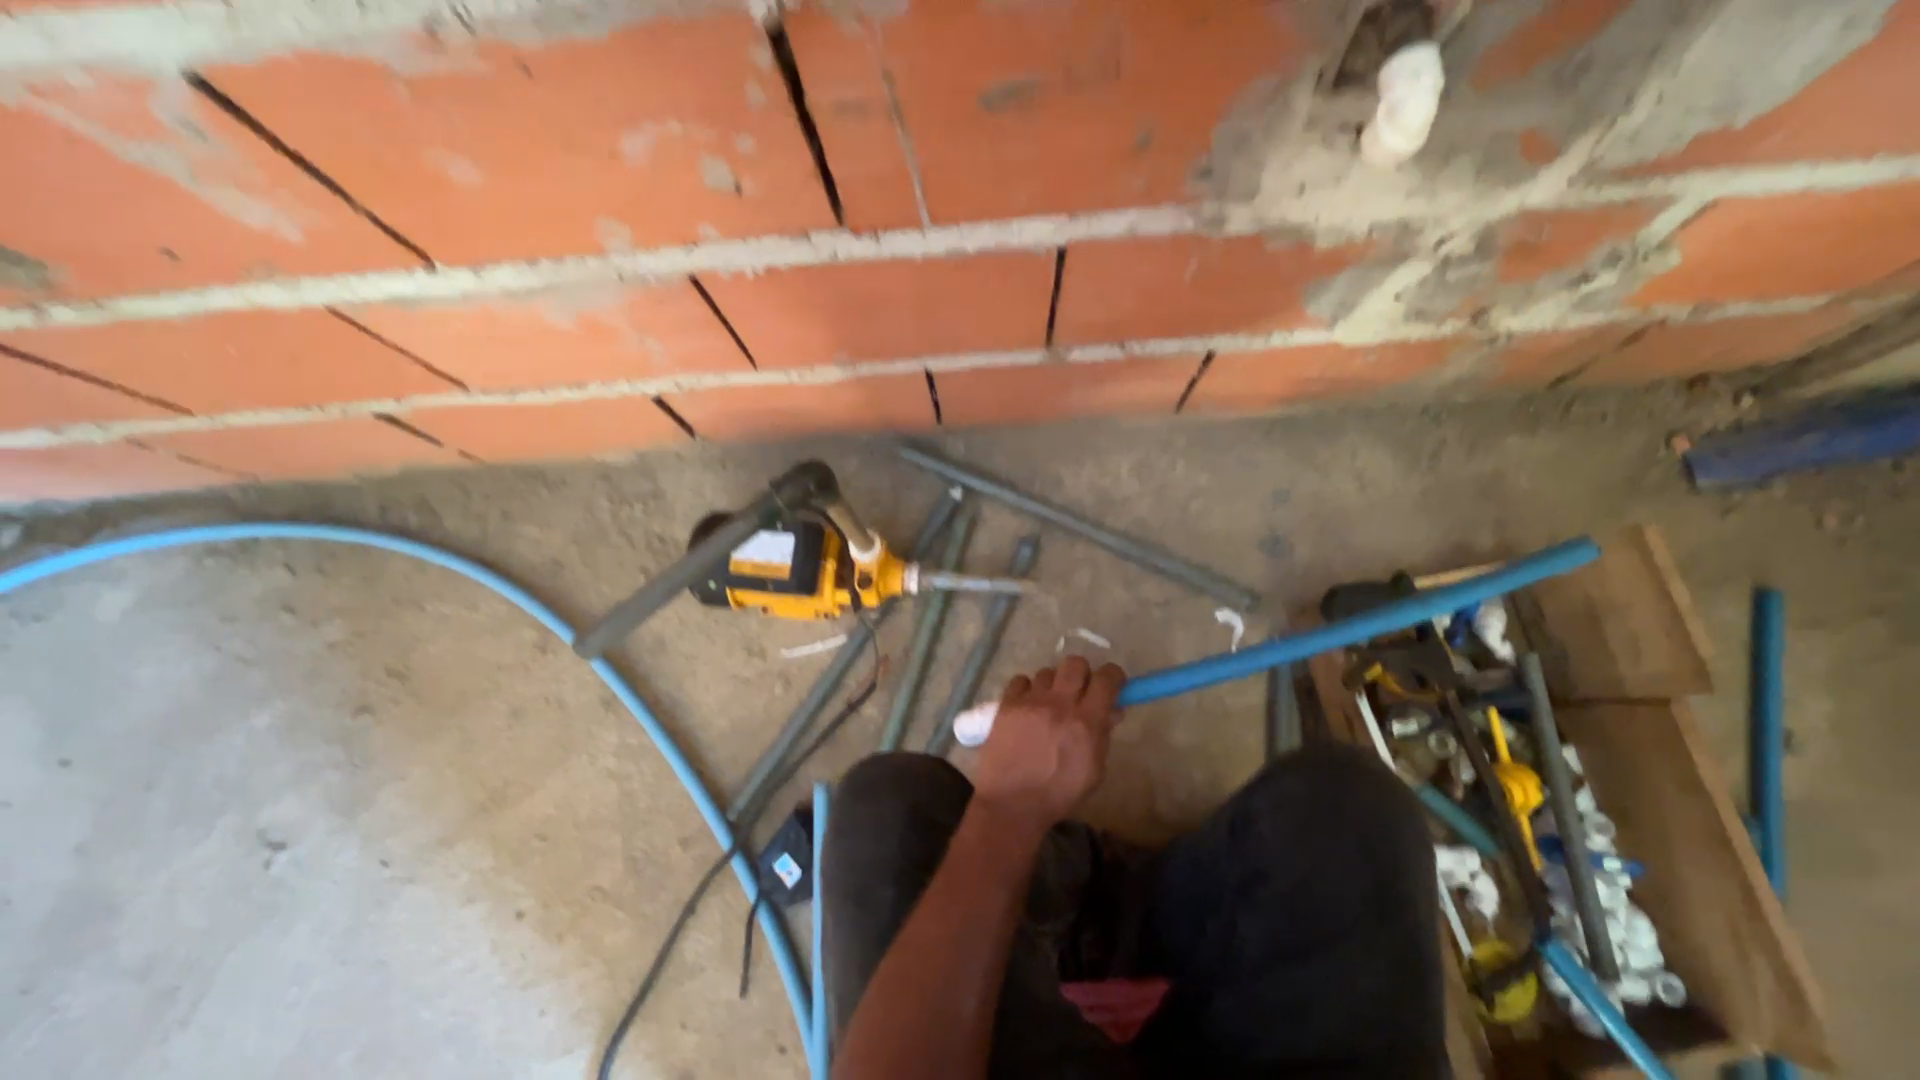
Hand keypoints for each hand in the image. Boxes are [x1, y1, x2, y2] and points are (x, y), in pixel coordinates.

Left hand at [973, 655, 1125, 836]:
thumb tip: (1112, 711)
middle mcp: (1059, 704)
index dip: (1113, 676)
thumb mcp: (1094, 770)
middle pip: (1075, 664)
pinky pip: (1020, 681)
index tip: (1113, 682)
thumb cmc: (1059, 794)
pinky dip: (1027, 690)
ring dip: (1053, 685)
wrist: (1013, 804)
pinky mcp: (1006, 705)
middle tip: (1080, 690)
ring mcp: (1030, 702)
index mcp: (1086, 722)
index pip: (1107, 678)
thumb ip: (1103, 736)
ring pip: (1047, 672)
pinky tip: (1027, 707)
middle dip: (1082, 673)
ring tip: (1049, 704)